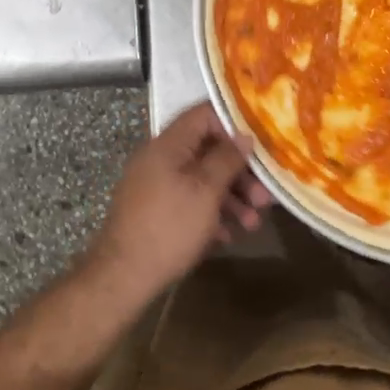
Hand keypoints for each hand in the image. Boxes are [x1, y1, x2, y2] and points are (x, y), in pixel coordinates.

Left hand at [84, 102, 272, 299]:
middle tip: (265, 196)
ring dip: (230, 198)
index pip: (204, 115)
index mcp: (168, 144)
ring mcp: (154, 185)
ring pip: (200, 180)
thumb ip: (226, 159)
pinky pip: (188, 201)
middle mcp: (159, 158)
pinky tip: (226, 236)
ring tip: (252, 224)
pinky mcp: (154, 211)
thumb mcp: (205, 191)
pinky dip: (210, 213)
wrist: (124, 275)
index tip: (261, 146)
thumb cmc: (169, 226)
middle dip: (239, 172)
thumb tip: (244, 135)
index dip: (234, 125)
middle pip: (206, 151)